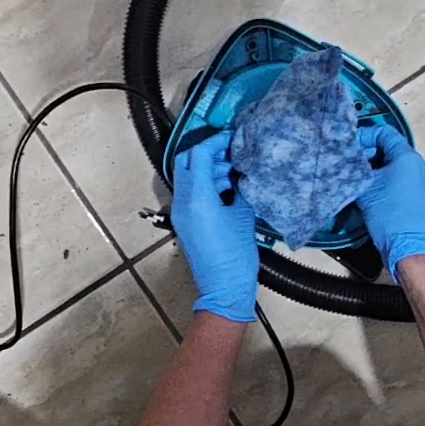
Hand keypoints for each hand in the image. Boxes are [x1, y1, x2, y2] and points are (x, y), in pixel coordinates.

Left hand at [171, 132, 259, 321]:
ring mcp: (180, 211)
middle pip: (187, 161)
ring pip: (188, 176)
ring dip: (208, 168)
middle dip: (208, 152)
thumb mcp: (244, 215)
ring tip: (234, 172)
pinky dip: (205, 183)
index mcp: (197, 197)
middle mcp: (182, 201)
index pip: (200, 155)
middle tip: (232, 152)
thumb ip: (240, 188)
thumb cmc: (237, 255)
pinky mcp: (184, 221)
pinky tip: (228, 187)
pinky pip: (190, 192)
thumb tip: (240, 172)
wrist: (224, 288)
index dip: (217, 141)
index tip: (234, 137)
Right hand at [355, 125, 424, 275]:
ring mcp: (422, 185)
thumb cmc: (392, 217)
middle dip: (369, 156)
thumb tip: (350, 163)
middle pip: (390, 151)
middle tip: (351, 164)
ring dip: (376, 172)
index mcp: (408, 157)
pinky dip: (385, 185)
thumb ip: (357, 169)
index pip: (385, 133)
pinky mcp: (420, 200)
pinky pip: (400, 184)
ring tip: (359, 181)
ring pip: (395, 168)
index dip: (365, 136)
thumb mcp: (366, 187)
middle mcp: (419, 168)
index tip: (352, 146)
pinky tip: (371, 196)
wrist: (411, 248)